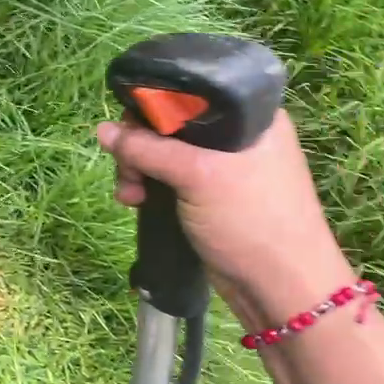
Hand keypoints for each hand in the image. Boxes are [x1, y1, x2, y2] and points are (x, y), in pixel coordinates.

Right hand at [96, 110, 353, 320]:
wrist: (281, 288)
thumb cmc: (251, 220)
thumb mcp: (196, 175)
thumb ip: (146, 149)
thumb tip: (102, 130)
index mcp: (251, 118)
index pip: (187, 95)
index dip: (152, 109)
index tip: (132, 134)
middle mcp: (237, 137)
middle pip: (167, 125)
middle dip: (138, 147)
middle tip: (129, 173)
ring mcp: (222, 167)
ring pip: (160, 153)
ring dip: (136, 170)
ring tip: (130, 195)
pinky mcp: (207, 194)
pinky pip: (165, 177)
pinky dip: (146, 186)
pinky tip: (134, 202)